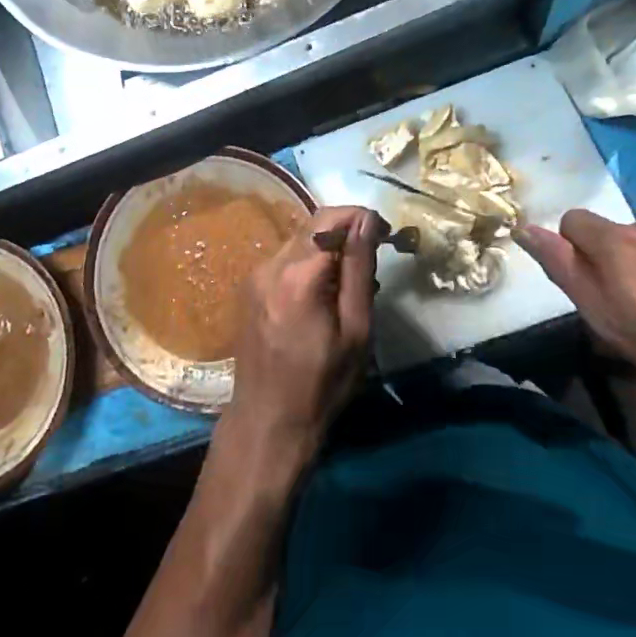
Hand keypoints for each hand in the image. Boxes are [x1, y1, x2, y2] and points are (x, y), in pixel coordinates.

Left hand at [222, 206, 382, 472]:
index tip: (386, 234)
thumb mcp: (356, 329)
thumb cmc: (322, 382)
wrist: (268, 418)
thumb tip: (366, 220)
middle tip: (375, 257)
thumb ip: (359, 269)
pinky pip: (284, 260)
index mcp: (296, 275)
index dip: (361, 218)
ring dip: (328, 247)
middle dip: (346, 231)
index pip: (330, 218)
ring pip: (298, 241)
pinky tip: (324, 293)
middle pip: (311, 225)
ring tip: (352, 283)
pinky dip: (309, 263)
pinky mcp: (249, 288)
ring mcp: (254, 276)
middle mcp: (269, 265)